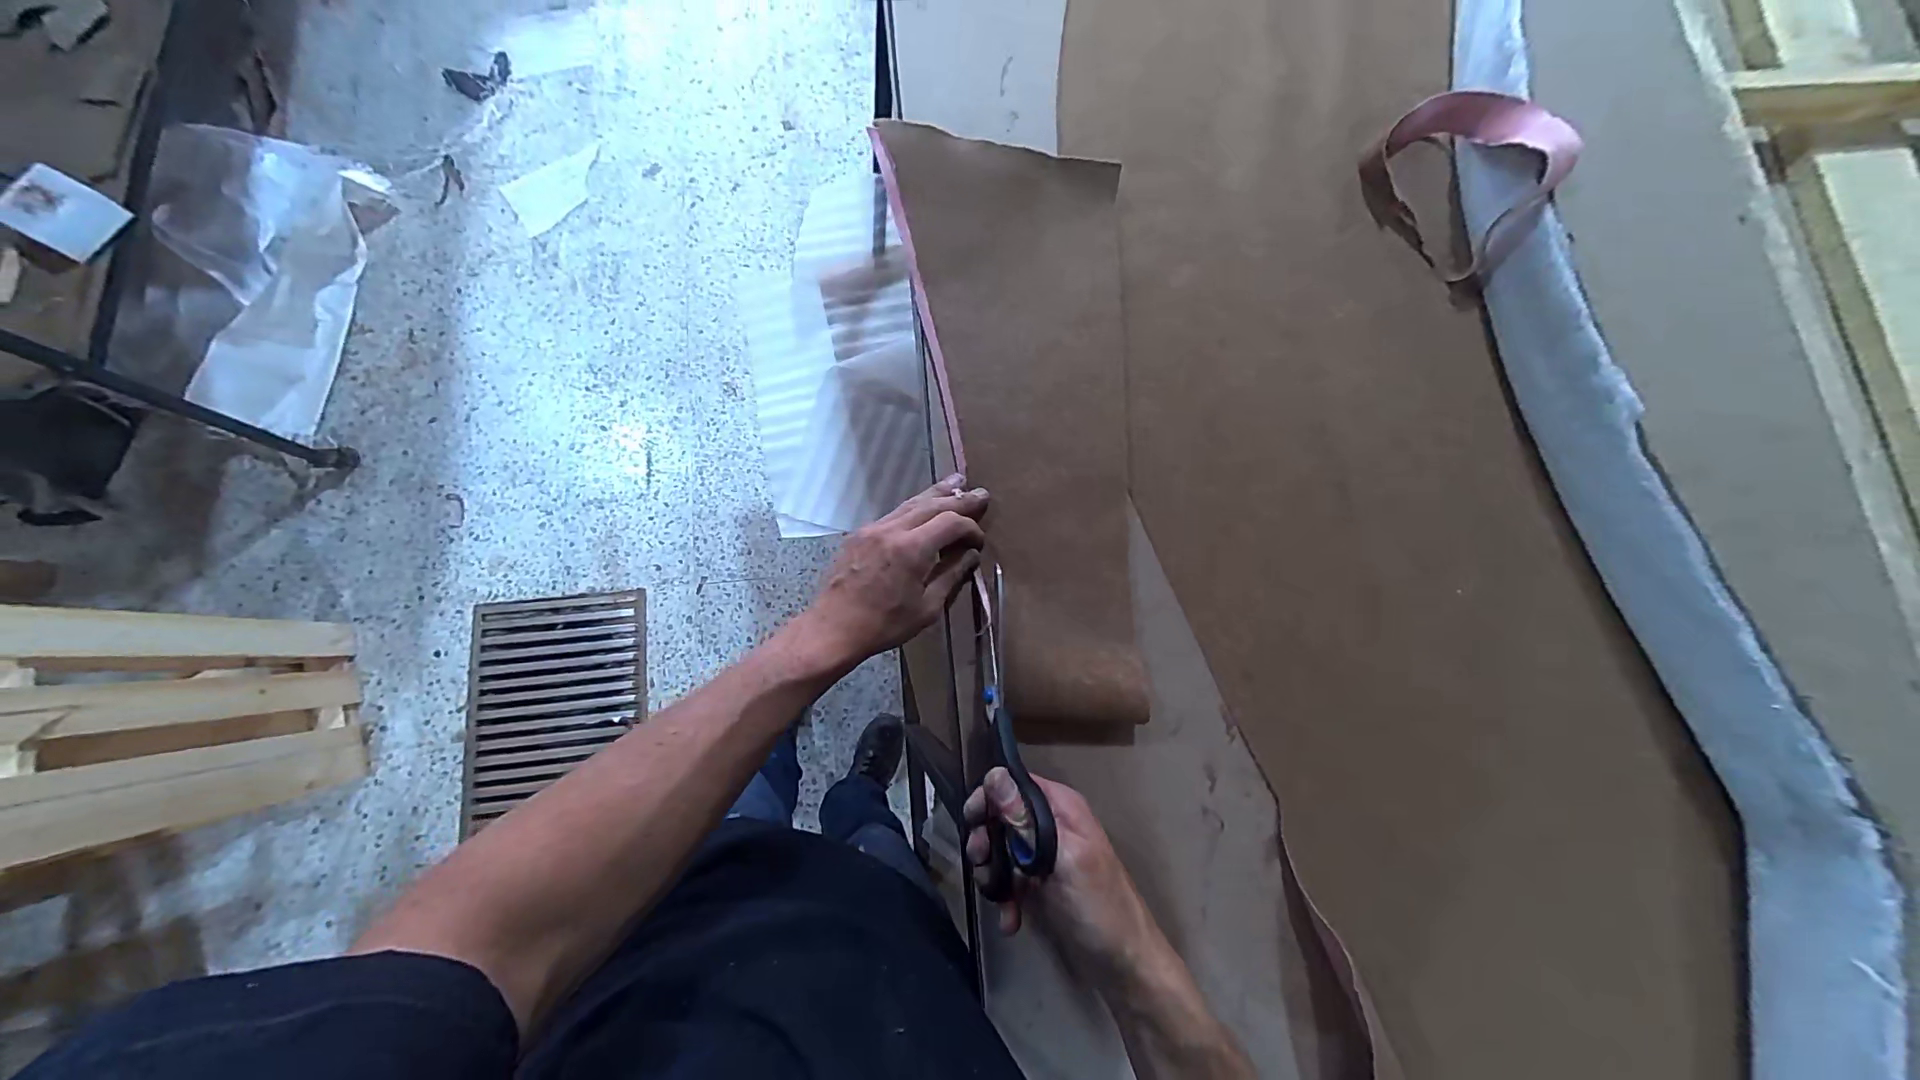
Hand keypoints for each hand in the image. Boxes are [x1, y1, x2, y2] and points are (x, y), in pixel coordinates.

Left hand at [791, 474, 988, 671]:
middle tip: (981, 493)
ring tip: (956, 482)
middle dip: (959, 499)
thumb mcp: (927, 608)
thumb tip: (970, 555)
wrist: (834, 628)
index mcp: (912, 549)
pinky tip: (923, 507)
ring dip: (936, 494)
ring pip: (910, 503)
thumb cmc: (884, 625)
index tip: (979, 542)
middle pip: (931, 505)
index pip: (951, 522)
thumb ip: (951, 576)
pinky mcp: (860, 535)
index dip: (970, 528)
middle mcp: (892, 530)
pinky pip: (893, 514)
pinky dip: (914, 508)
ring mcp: (873, 529)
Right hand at [968, 769, 1257, 1078]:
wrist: (1124, 966)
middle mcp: (1052, 823)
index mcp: (1061, 806)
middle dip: (986, 839)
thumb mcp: (1063, 858)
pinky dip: (1004, 896)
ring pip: (1001, 847)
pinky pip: (1009, 878)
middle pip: (1002, 815)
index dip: (989, 798)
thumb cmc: (1099, 906)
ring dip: (992, 871)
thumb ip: (1026, 819)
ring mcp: (1045, 854)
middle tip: (981, 862)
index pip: (1013, 783)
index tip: (973, 822)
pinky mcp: (1039, 883)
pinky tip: (1010, 919)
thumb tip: (994, 774)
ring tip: (996, 895)